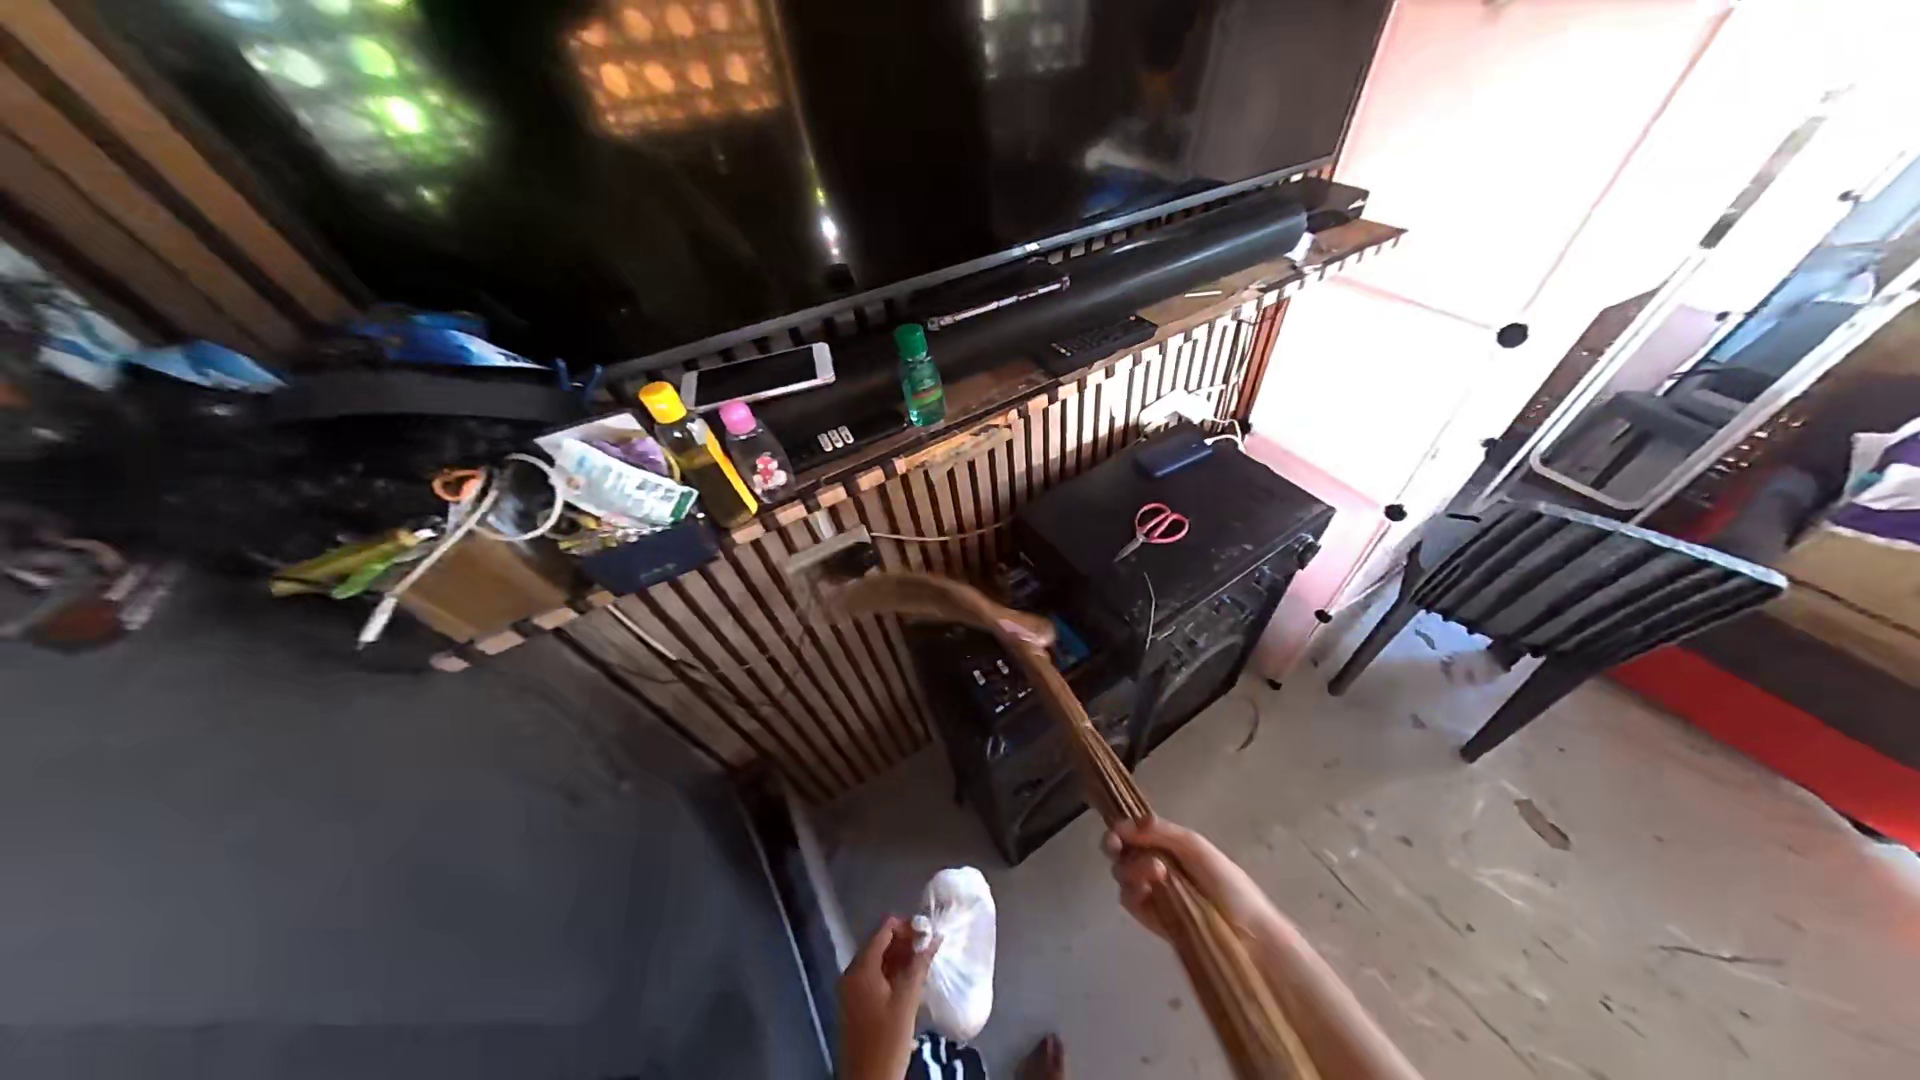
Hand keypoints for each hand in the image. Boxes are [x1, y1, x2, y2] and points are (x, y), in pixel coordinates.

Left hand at [838, 916, 939, 1079]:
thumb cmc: (887, 1040)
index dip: (907, 926)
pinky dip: (892, 972)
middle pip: (879, 943)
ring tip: (924, 962)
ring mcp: (852, 989)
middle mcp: (852, 973)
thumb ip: (920, 964)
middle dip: (905, 941)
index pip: (883, 930)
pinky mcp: (856, 1003)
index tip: (928, 932)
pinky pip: (874, 976)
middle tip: (929, 947)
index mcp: (861, 968)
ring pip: (878, 960)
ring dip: (900, 957)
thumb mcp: (907, 1000)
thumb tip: (935, 936)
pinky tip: (910, 979)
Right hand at [1103, 817, 1285, 941]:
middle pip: (1120, 851)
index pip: (1132, 831)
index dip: (1119, 829)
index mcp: (1166, 845)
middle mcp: (1154, 865)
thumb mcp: (1195, 846)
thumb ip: (1160, 831)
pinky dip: (1131, 892)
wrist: (1247, 932)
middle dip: (1115, 846)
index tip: (1117, 831)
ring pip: (1121, 874)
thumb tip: (1122, 823)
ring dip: (1131, 868)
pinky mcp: (1150, 918)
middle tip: (1118, 846)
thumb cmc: (1227, 883)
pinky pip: (1128, 900)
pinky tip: (1146, 891)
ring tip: (1157, 873)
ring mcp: (1151, 892)